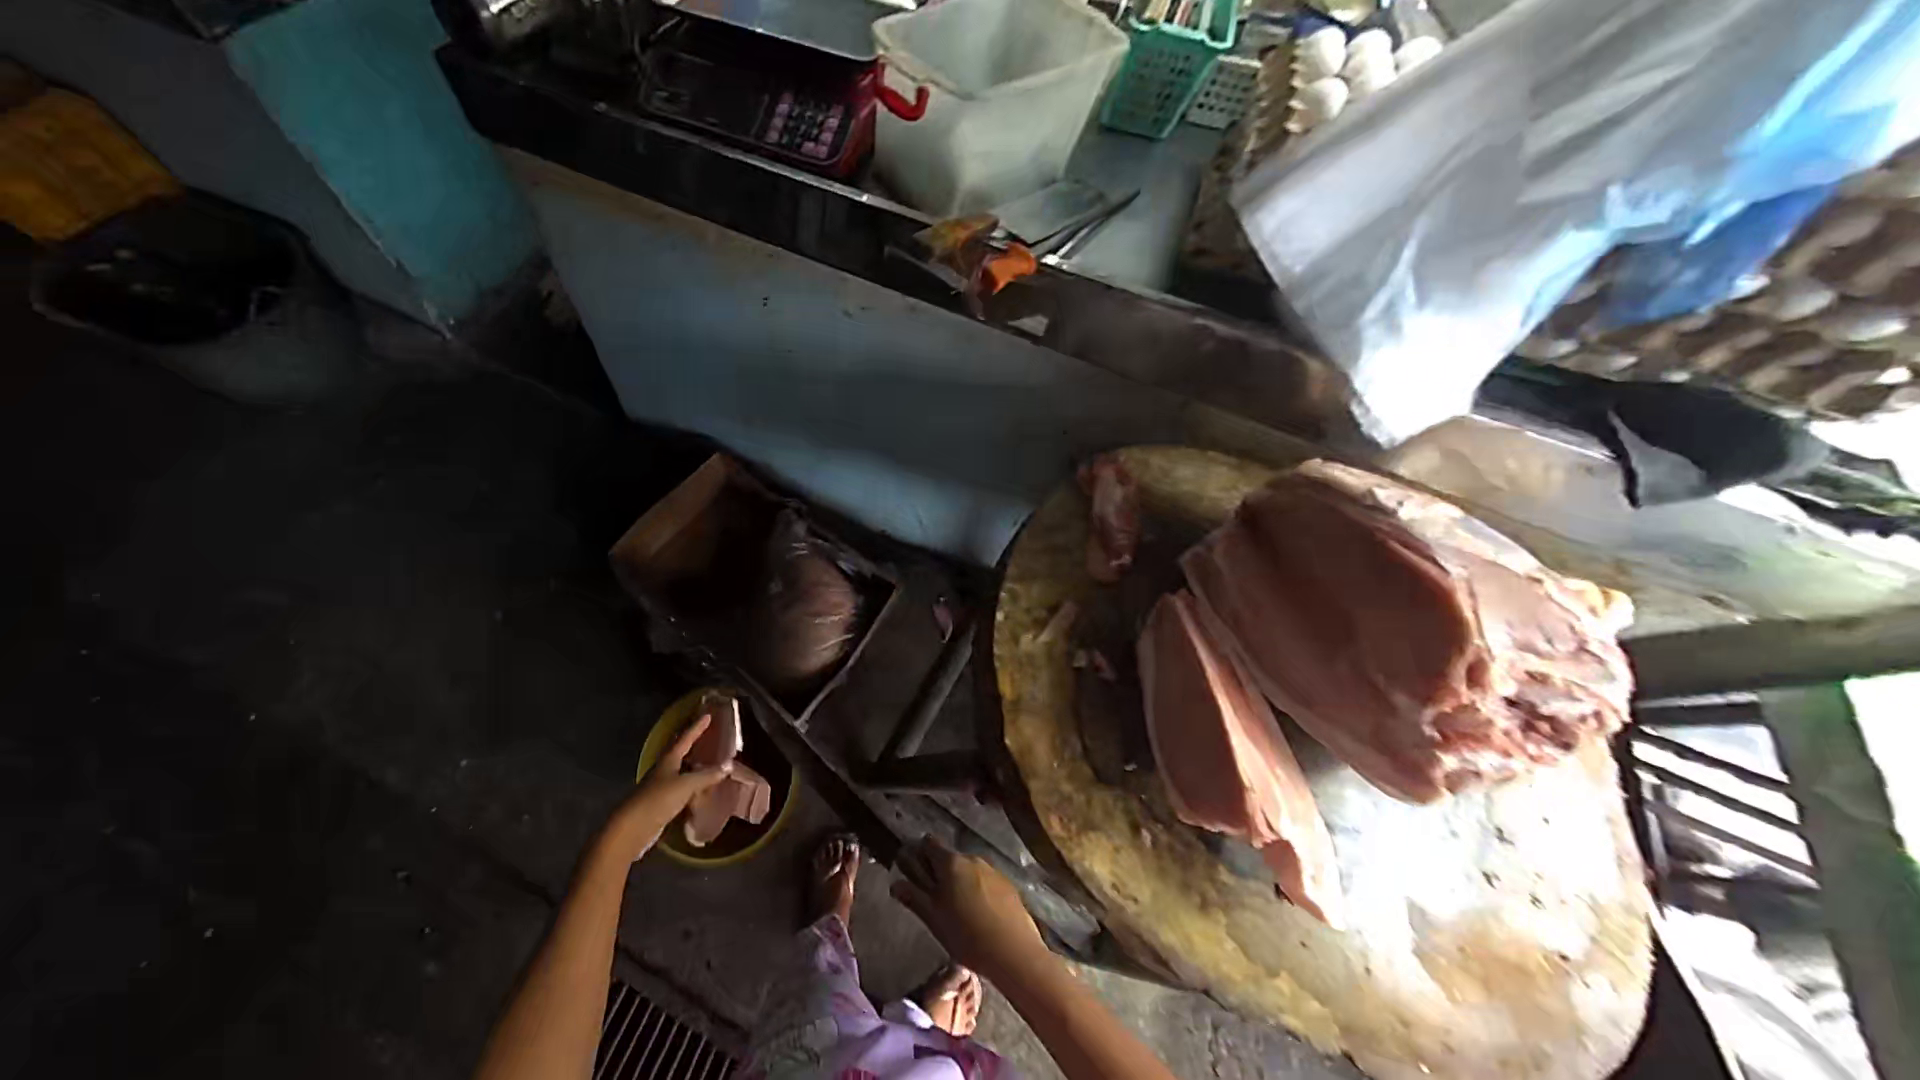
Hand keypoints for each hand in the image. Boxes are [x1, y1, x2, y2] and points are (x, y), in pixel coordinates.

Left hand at [601, 715, 733, 860]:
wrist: (632, 829)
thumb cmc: (658, 800)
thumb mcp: (686, 785)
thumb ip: (707, 775)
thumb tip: (728, 765)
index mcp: (668, 760)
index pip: (685, 739)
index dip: (697, 727)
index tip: (708, 715)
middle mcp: (664, 770)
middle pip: (680, 753)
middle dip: (693, 744)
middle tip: (708, 736)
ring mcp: (661, 787)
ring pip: (682, 772)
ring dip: (695, 767)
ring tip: (711, 763)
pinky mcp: (661, 804)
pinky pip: (682, 789)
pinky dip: (694, 787)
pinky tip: (703, 791)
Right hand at [891, 837, 1048, 981]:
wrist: (1014, 951)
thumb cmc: (967, 935)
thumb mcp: (934, 919)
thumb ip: (914, 897)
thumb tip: (895, 882)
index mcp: (950, 863)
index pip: (928, 844)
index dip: (918, 855)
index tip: (913, 873)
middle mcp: (971, 858)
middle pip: (948, 857)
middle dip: (938, 873)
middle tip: (934, 901)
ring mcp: (992, 869)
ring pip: (967, 870)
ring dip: (958, 882)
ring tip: (957, 912)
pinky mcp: (1007, 884)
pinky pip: (984, 880)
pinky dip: (976, 890)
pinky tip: (979, 915)